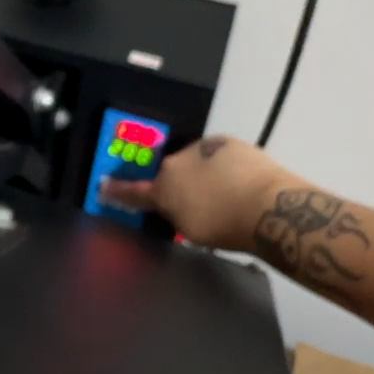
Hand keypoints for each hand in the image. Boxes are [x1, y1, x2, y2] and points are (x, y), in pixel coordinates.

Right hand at [101, 135, 301, 250]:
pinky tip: (238, 181)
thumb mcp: (190, 230)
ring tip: (221, 193)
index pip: (135, 190)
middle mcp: (178, 161)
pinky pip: (219, 156)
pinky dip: (223, 166)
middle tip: (193, 201)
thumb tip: (176, 209)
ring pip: (195, 161)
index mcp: (164, 186)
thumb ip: (176, 215)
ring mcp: (204, 149)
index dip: (118, 190)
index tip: (103, 185)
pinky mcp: (230, 143)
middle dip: (177, 183)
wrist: (270, 208)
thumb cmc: (226, 226)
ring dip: (202, 173)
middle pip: (170, 172)